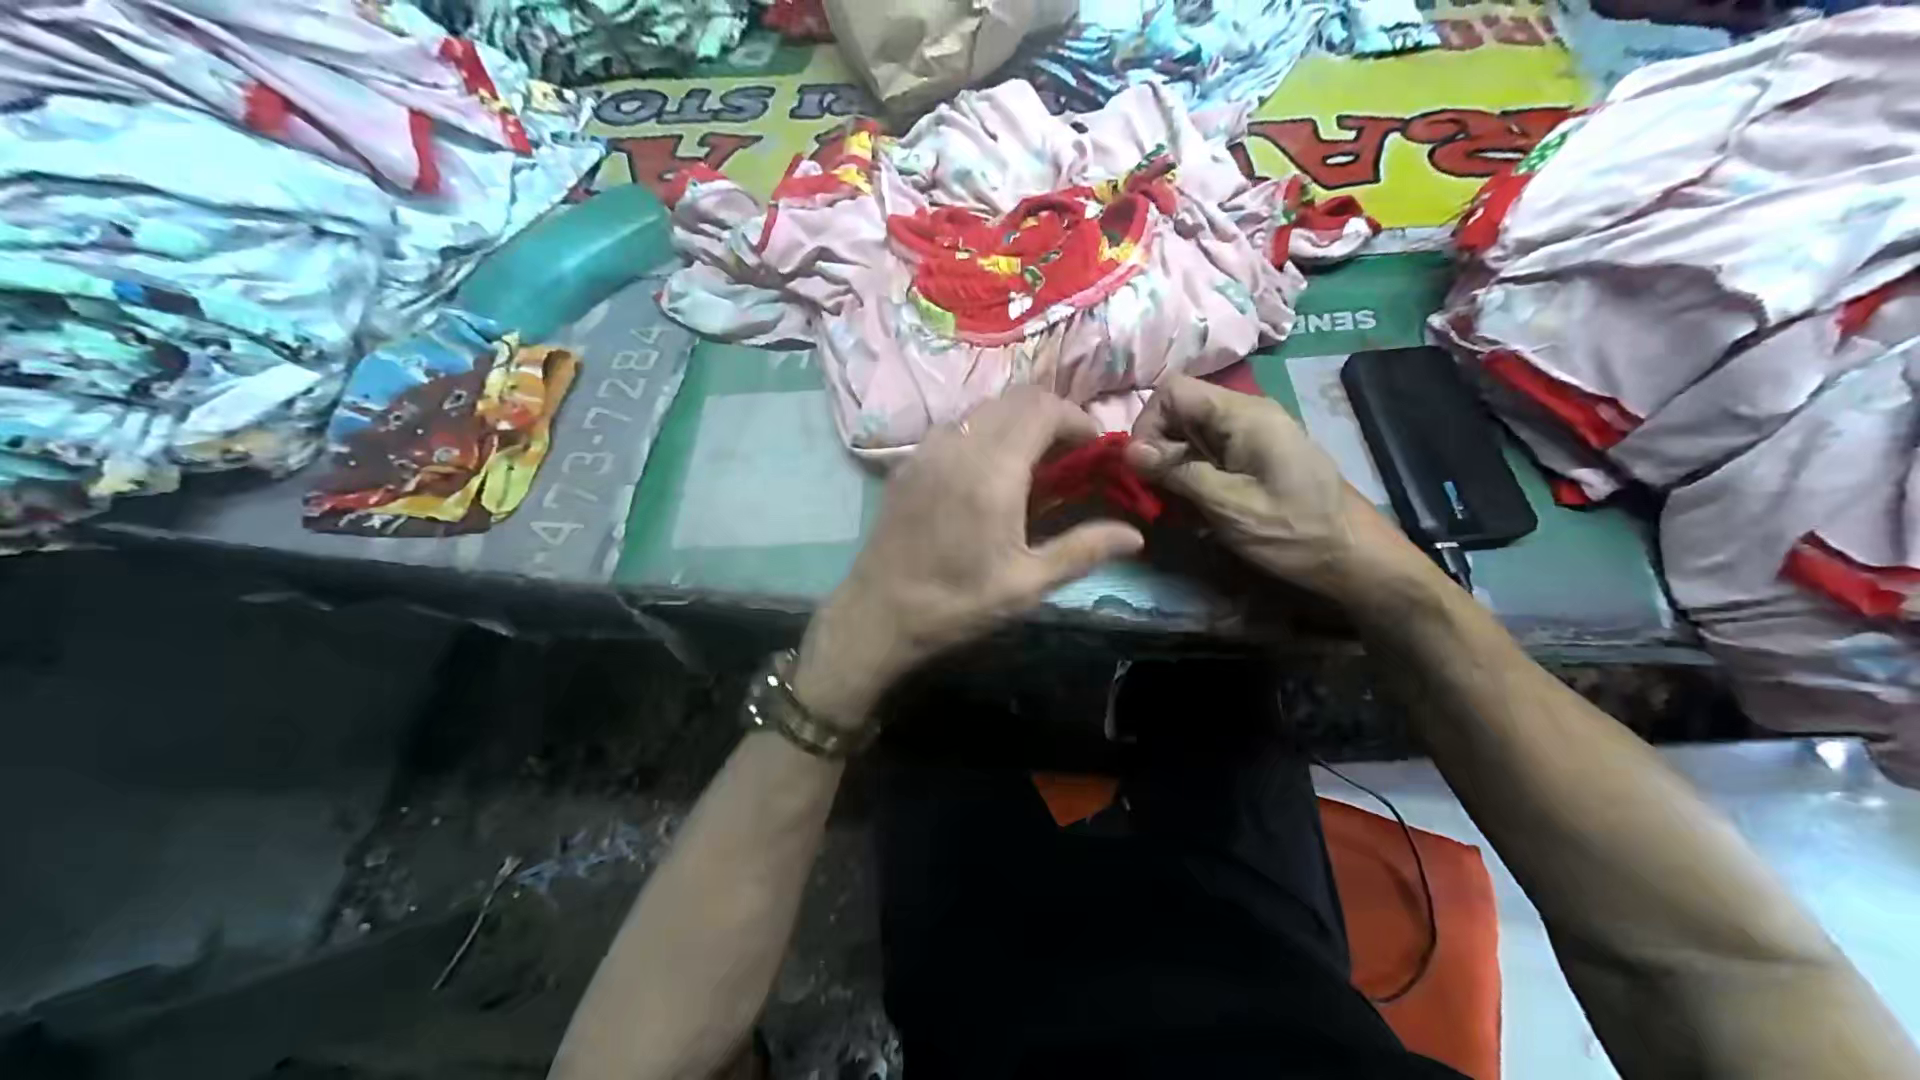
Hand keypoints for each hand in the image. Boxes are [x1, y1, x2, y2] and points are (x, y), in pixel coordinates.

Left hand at [791, 388, 1145, 727]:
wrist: (878, 614)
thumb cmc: (956, 603)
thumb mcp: (1027, 584)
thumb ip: (1083, 550)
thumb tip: (1135, 535)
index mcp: (992, 470)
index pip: (1044, 409)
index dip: (1079, 419)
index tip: (1097, 449)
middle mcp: (958, 445)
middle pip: (1016, 399)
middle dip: (1053, 416)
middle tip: (1072, 456)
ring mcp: (927, 449)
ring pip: (984, 409)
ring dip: (1018, 422)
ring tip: (1035, 464)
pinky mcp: (908, 462)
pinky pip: (956, 426)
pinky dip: (985, 432)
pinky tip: (990, 473)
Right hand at [1125, 375, 1423, 601]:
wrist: (1352, 557)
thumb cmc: (1294, 532)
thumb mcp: (1230, 506)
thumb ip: (1179, 473)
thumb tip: (1128, 451)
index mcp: (1244, 415)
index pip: (1173, 391)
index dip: (1148, 424)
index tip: (1145, 468)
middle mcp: (1245, 414)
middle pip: (1178, 411)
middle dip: (1157, 450)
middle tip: (1157, 493)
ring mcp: (1250, 435)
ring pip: (1188, 434)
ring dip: (1171, 467)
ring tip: (1174, 505)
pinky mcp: (1251, 456)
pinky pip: (1205, 453)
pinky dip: (1190, 477)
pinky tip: (1194, 508)